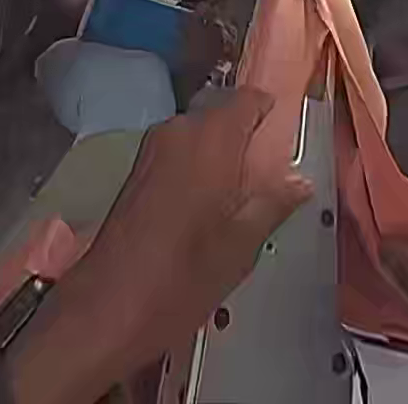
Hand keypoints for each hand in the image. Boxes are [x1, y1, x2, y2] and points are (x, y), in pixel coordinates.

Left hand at [6, 88, 312, 403]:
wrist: (105, 309)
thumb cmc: (182, 275)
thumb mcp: (241, 245)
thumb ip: (274, 202)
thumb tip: (302, 179)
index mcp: (213, 138)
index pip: (249, 99)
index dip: (270, 112)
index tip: (283, 137)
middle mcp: (182, 129)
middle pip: (224, 115)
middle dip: (246, 138)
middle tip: (265, 176)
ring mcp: (154, 146)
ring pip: (200, 133)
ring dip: (219, 152)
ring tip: (235, 195)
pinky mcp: (137, 166)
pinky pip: (179, 149)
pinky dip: (195, 164)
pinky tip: (202, 205)